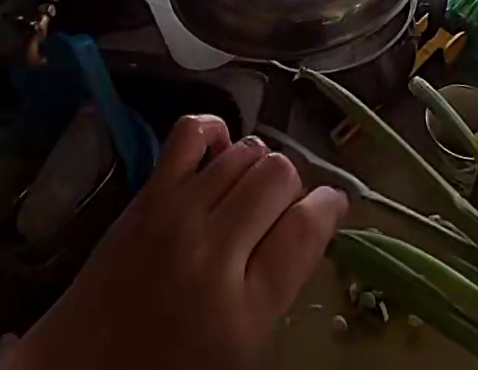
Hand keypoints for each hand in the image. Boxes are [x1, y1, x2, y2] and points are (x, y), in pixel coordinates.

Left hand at [7, 115, 348, 369]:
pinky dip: (216, 131)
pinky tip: (219, 156)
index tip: (327, 208)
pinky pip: (193, 131)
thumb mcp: (246, 345)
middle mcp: (213, 252)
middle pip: (281, 175)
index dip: (329, 207)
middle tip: (275, 216)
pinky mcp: (148, 194)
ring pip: (249, 151)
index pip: (308, 225)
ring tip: (244, 197)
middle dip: (291, 190)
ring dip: (258, 169)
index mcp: (245, 308)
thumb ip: (286, 277)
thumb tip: (315, 214)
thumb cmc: (172, 367)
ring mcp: (177, 215)